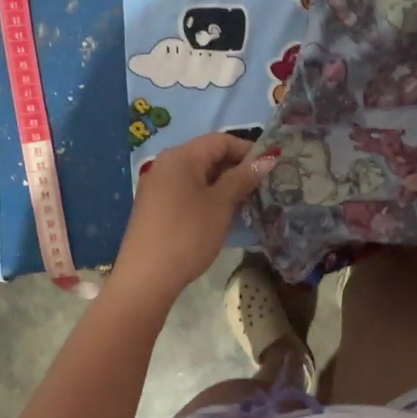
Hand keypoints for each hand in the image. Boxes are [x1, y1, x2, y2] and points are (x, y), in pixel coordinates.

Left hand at [110, 134, 277, 303]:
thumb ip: (243, 177)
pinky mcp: (153, 208)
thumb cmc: (188, 234)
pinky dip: (205, 197)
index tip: (270, 169)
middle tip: (260, 188)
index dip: (248, 150)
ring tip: (243, 203)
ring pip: (196, 176)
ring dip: (222, 185)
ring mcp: (156, 187)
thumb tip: (268, 157)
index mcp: (180, 156)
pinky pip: (185, 192)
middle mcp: (165, 165)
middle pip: (207, 155)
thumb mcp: (220, 204)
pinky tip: (218, 216)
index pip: (220, 140)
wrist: (146, 277)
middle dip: (235, 168)